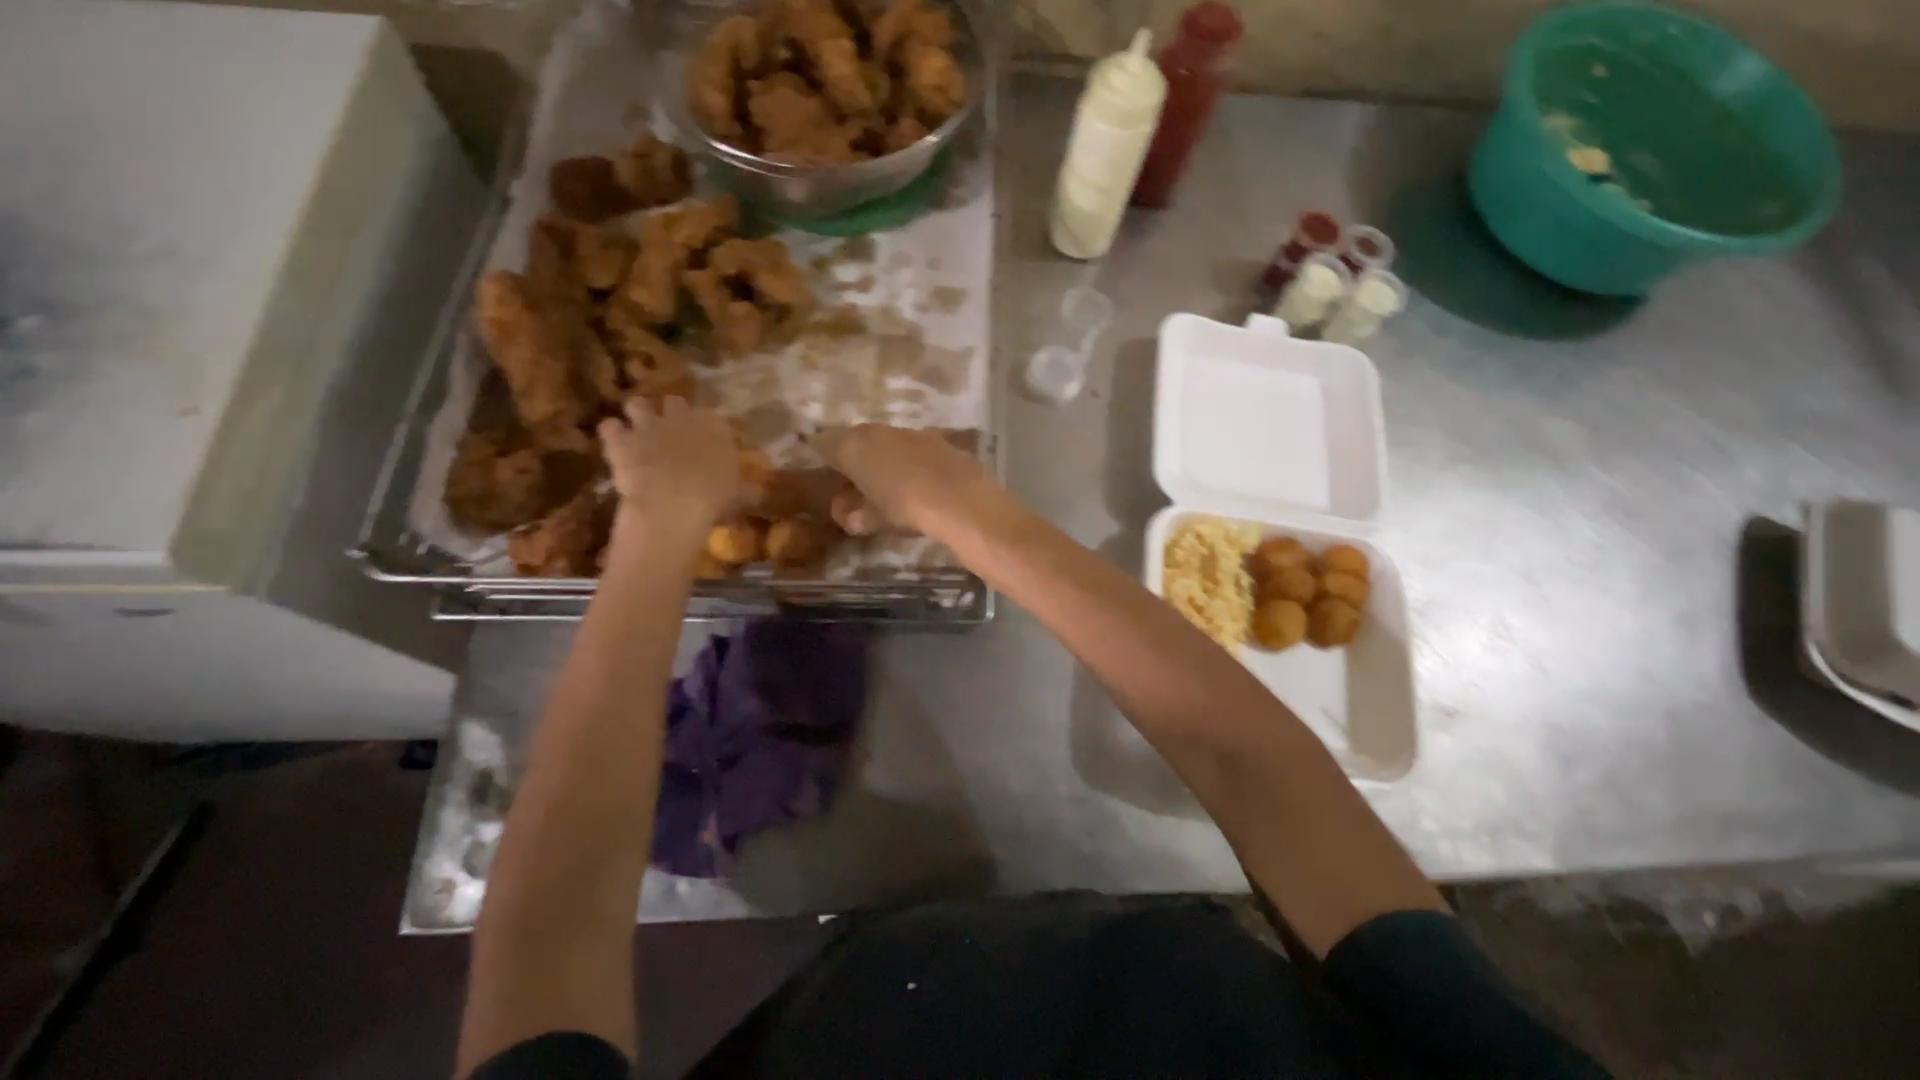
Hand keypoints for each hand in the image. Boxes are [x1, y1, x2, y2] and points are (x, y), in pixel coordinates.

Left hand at [599, 398, 746, 530]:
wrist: (673, 503)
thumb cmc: (714, 498)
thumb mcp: (740, 495)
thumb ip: (747, 488)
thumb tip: (760, 492)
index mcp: (713, 425)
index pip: (710, 415)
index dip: (705, 425)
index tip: (704, 438)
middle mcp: (680, 416)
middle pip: (673, 401)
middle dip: (670, 412)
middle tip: (669, 429)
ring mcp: (647, 425)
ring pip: (637, 403)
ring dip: (636, 414)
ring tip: (636, 427)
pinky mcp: (620, 440)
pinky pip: (609, 426)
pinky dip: (610, 432)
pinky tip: (612, 441)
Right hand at [813, 425, 996, 535]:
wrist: (960, 498)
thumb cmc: (904, 508)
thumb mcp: (871, 518)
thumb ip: (853, 513)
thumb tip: (845, 511)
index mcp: (853, 446)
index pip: (824, 443)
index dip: (819, 455)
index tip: (820, 469)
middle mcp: (878, 431)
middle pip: (857, 439)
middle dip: (853, 456)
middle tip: (853, 479)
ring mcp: (910, 432)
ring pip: (886, 441)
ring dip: (883, 456)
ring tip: (886, 482)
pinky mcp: (938, 440)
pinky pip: (912, 448)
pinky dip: (909, 461)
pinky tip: (917, 481)